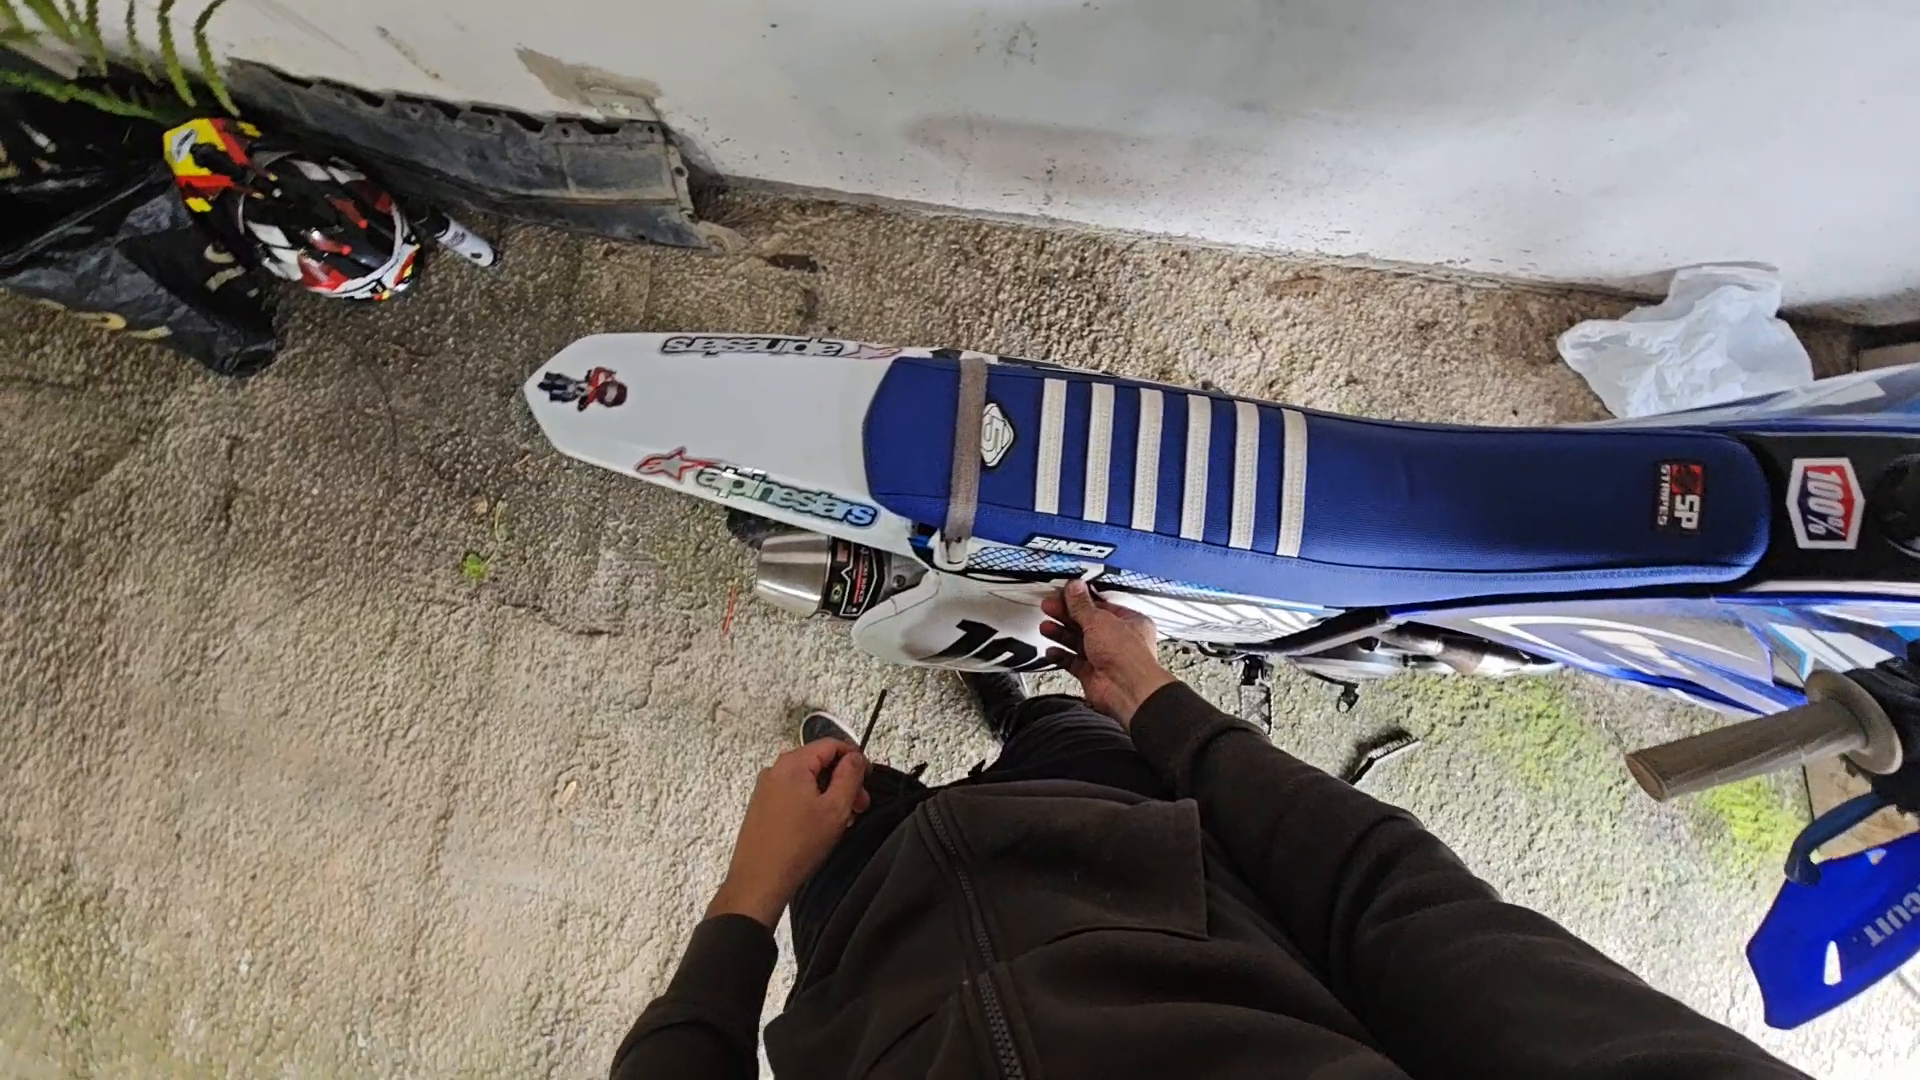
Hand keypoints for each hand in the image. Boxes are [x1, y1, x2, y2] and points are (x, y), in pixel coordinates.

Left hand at [707, 740, 871, 926]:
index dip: (854, 756)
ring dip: (829, 793)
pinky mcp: (762, 806)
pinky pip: (794, 793)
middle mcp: (775, 770)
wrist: (758, 882)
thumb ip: (850, 775)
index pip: (831, 744)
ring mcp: (766, 788)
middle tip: (860, 804)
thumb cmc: (797, 846)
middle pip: (819, 762)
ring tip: (843, 819)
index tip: (868, 776)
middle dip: (844, 780)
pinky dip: (812, 802)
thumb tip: (856, 757)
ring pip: (807, 780)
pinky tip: (822, 825)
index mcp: (792, 764)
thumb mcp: (835, 808)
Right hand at [1040, 580, 1175, 727]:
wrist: (1127, 691)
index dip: (1081, 600)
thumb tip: (1074, 588)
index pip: (1101, 605)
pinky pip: (1073, 662)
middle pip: (1087, 623)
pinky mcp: (1092, 674)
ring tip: (1046, 627)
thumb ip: (1082, 605)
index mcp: (1129, 622)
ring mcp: (1105, 658)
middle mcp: (1118, 640)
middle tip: (1050, 607)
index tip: (1064, 594)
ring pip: (1078, 642)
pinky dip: (1061, 656)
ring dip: (1061, 634)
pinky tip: (1052, 650)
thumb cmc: (1128, 656)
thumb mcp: (1100, 621)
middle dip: (1066, 615)